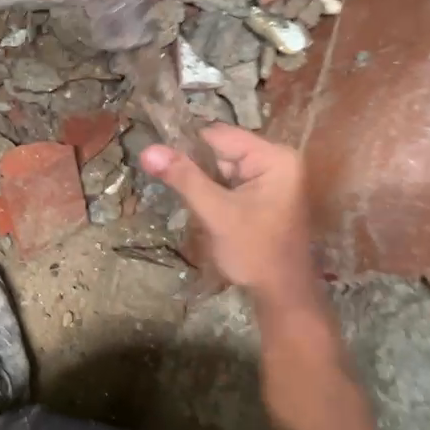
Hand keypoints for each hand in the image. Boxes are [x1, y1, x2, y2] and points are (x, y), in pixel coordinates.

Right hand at [139, 124, 322, 308]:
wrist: (282, 295)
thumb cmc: (254, 252)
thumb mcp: (216, 212)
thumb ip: (184, 178)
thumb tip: (147, 150)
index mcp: (273, 157)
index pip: (218, 135)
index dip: (186, 146)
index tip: (157, 160)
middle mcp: (275, 159)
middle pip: (219, 150)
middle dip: (194, 168)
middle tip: (171, 187)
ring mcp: (269, 177)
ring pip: (219, 167)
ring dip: (200, 182)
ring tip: (190, 203)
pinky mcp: (261, 194)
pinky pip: (227, 182)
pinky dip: (211, 193)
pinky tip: (203, 210)